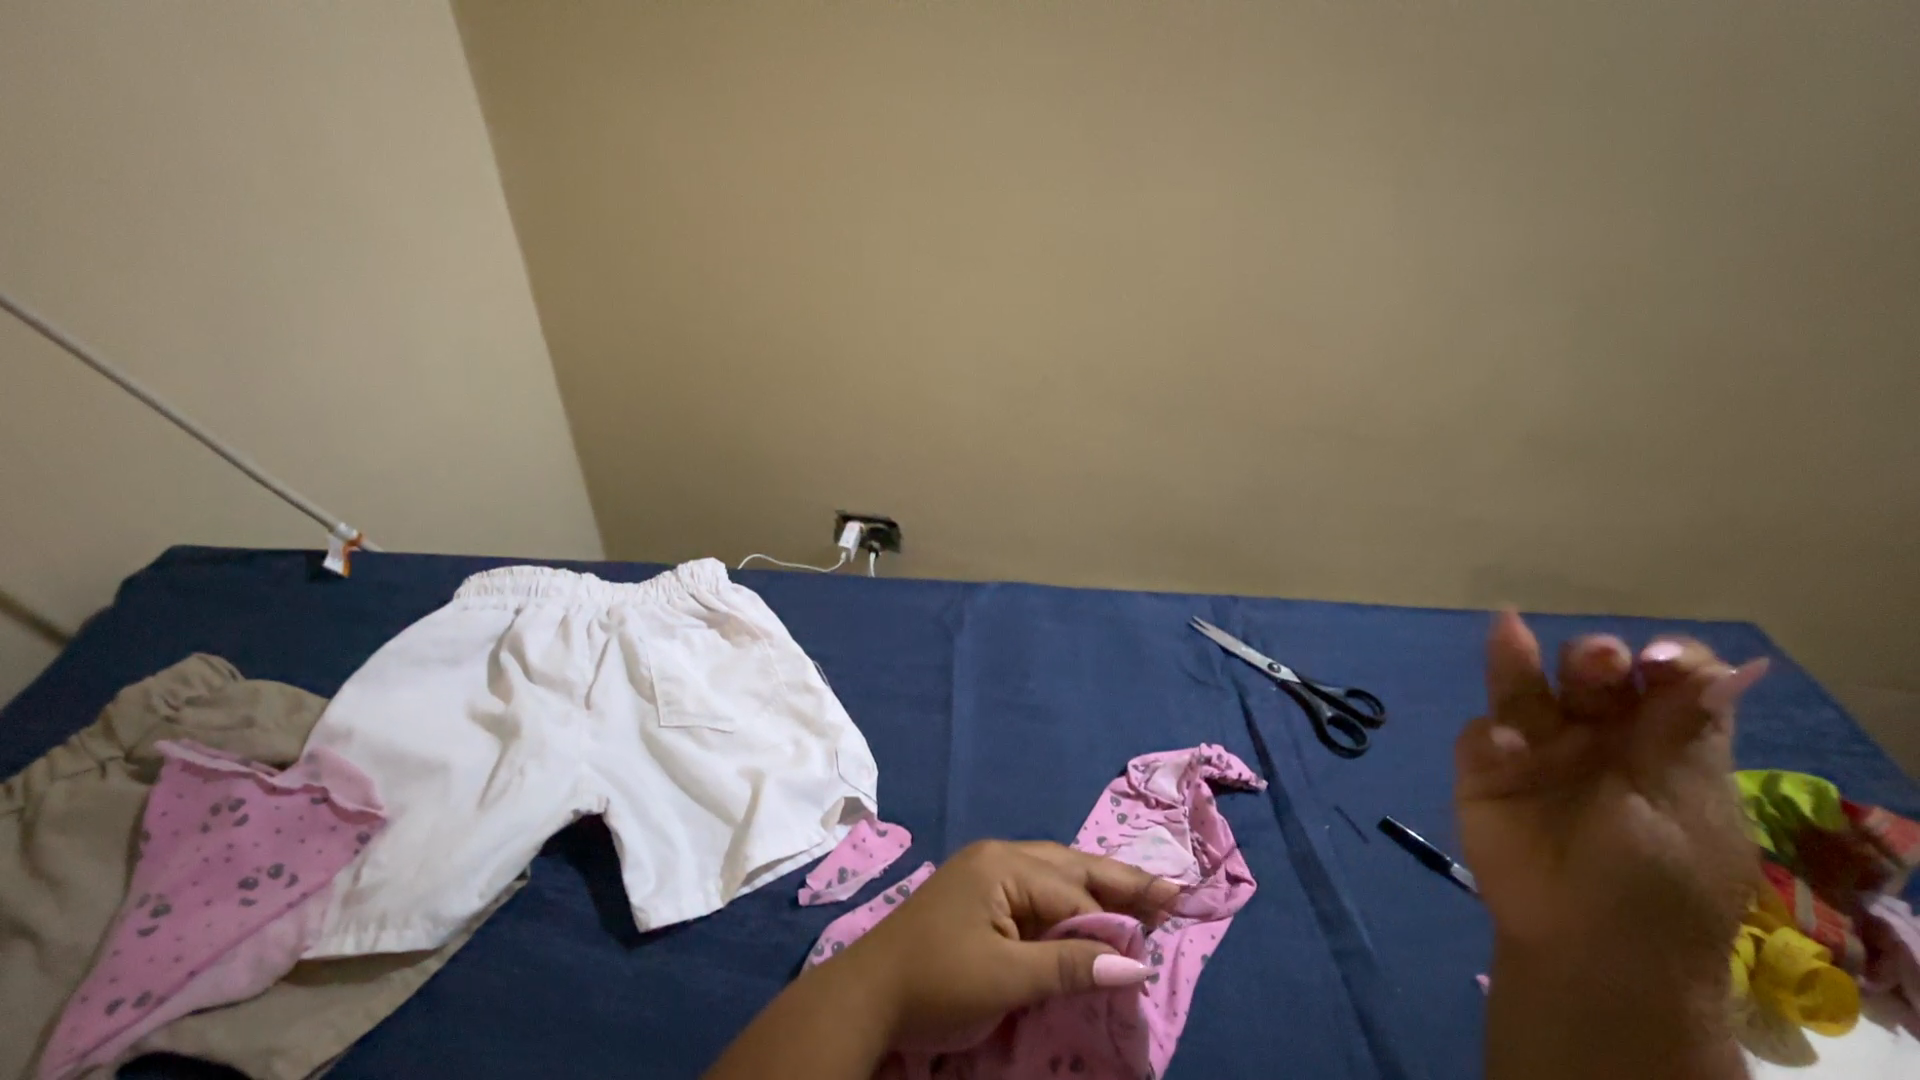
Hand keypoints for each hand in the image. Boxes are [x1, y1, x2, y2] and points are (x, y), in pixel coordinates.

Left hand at [831, 840, 1180, 1049]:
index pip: (1075, 892)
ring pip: (1055, 876)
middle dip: (1120, 884)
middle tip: (1173, 895)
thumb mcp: (1007, 978)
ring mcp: (984, 873)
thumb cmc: (936, 984)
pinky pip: (1036, 892)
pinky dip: (1068, 903)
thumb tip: (1137, 966)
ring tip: (1143, 900)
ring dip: (1096, 890)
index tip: (1157, 943)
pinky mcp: (977, 896)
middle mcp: (997, 857)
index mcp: (1003, 865)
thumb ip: (1071, 965)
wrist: (865, 997)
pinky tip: (1088, 911)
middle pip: (1071, 867)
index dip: (1117, 921)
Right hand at [1457, 611, 1764, 1079]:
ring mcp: (1537, 751)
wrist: (1591, 947)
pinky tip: (1506, 747)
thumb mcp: (1688, 800)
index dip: (1664, 660)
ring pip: (1522, 686)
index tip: (1659, 663)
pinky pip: (1481, 735)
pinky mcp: (1485, 771)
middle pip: (1591, 673)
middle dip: (1594, 656)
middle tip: (1600, 662)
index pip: (1664, 679)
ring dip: (1517, 659)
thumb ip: (1683, 728)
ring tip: (1510, 629)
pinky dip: (1490, 735)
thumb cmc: (1661, 880)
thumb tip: (1714, 663)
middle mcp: (1599, 737)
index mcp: (1662, 743)